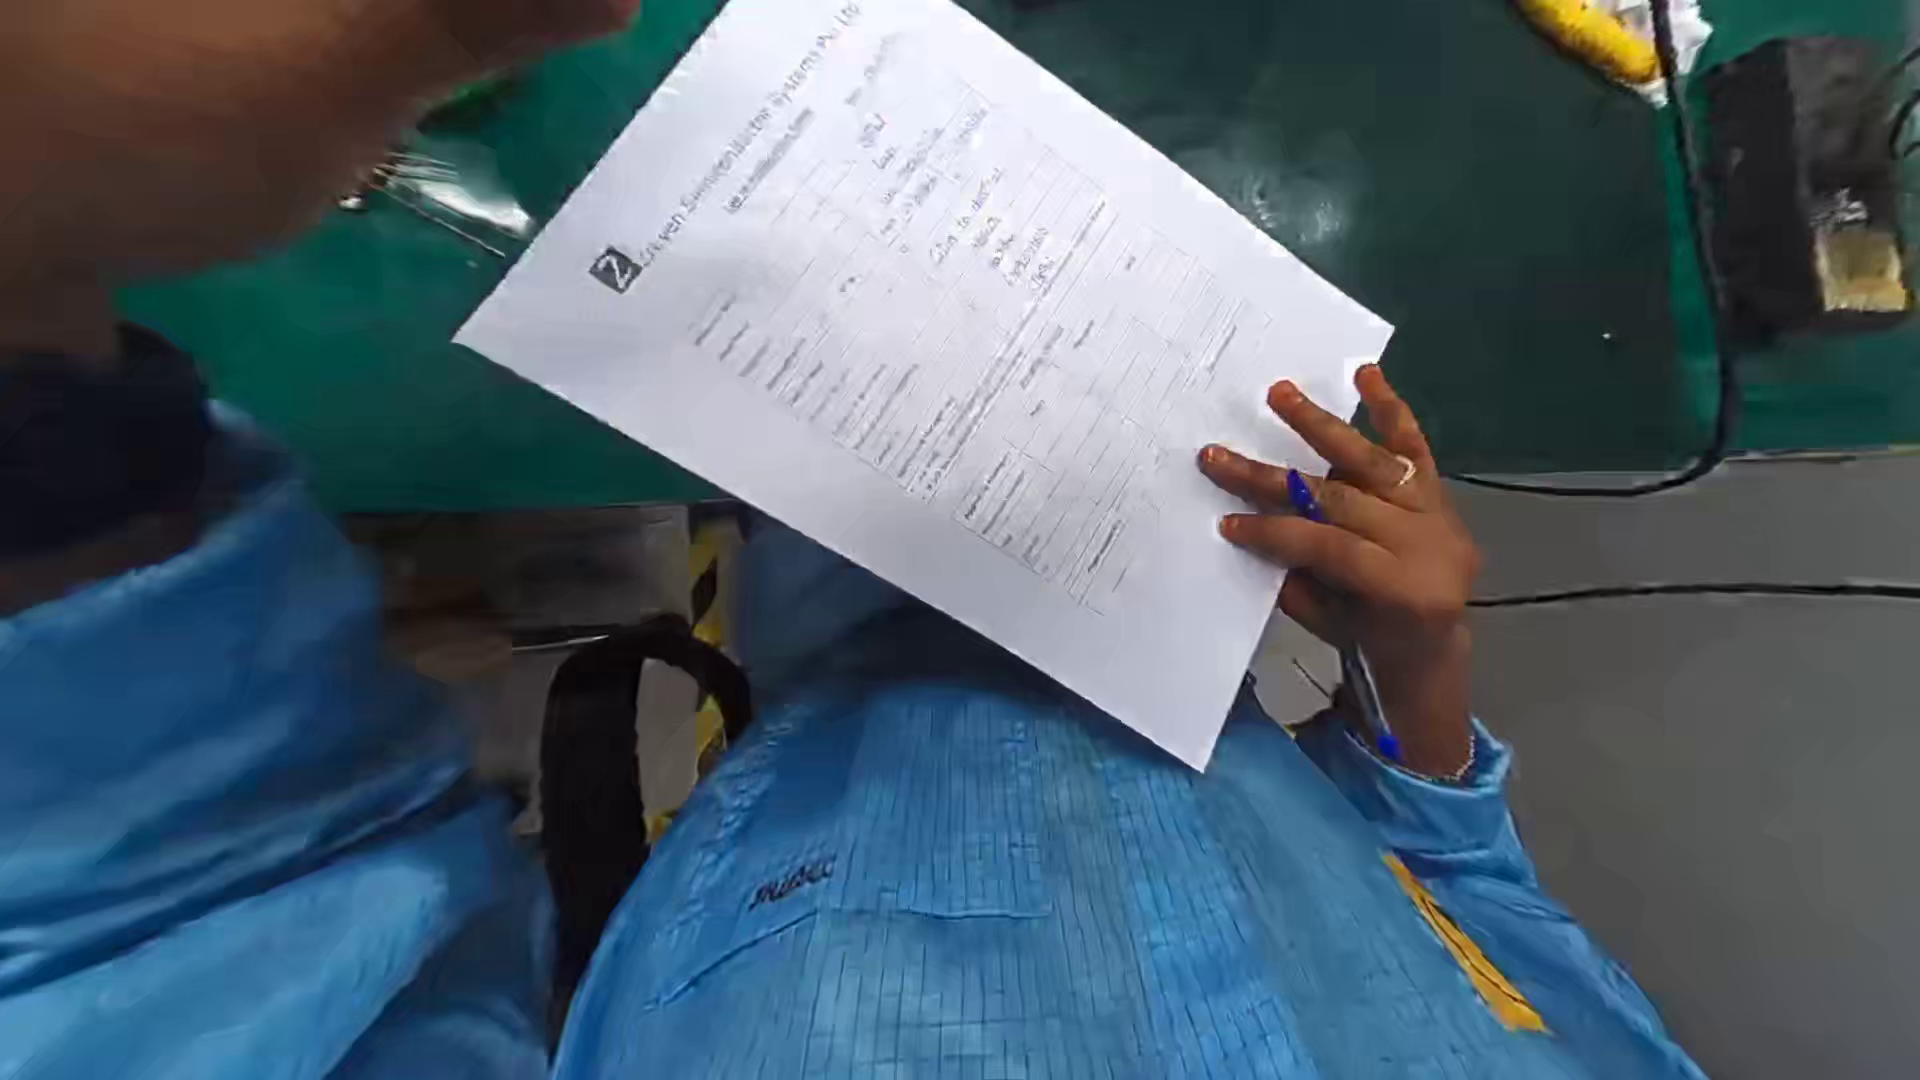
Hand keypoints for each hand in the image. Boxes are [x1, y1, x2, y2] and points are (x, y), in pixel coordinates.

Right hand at [1198, 364, 1479, 776]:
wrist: (1432, 640)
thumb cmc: (1367, 637)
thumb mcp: (1325, 618)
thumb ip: (1294, 569)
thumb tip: (1249, 522)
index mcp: (1404, 586)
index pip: (1327, 544)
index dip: (1274, 532)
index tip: (1226, 521)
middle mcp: (1428, 540)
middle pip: (1338, 496)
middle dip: (1270, 478)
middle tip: (1219, 456)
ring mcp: (1438, 511)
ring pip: (1373, 460)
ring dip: (1320, 426)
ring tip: (1280, 395)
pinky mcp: (1437, 492)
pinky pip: (1414, 446)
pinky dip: (1390, 409)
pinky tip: (1365, 375)